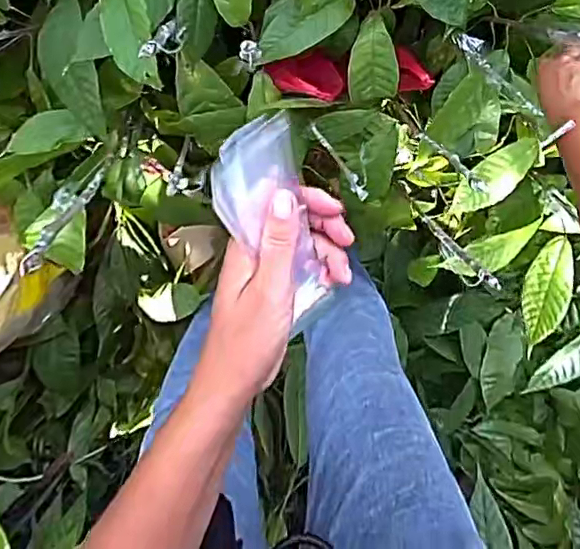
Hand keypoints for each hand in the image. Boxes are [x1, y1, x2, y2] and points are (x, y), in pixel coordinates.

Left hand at [195, 183, 353, 403]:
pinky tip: (333, 282)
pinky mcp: (274, 285)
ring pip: (303, 242)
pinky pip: (302, 264)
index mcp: (247, 243)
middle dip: (324, 224)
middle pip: (294, 218)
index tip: (334, 209)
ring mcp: (265, 267)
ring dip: (327, 251)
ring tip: (342, 273)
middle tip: (346, 240)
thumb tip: (282, 195)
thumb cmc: (244, 342)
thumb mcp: (269, 288)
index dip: (307, 198)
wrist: (232, 384)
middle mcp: (255, 249)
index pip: (276, 200)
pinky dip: (321, 269)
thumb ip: (278, 241)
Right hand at [538, 47, 579, 127]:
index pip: (551, 57)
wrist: (574, 114)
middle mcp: (563, 60)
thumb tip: (554, 80)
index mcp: (545, 64)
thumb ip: (548, 79)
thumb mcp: (543, 91)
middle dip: (573, 58)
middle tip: (574, 70)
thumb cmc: (554, 107)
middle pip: (570, 52)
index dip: (556, 62)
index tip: (559, 69)